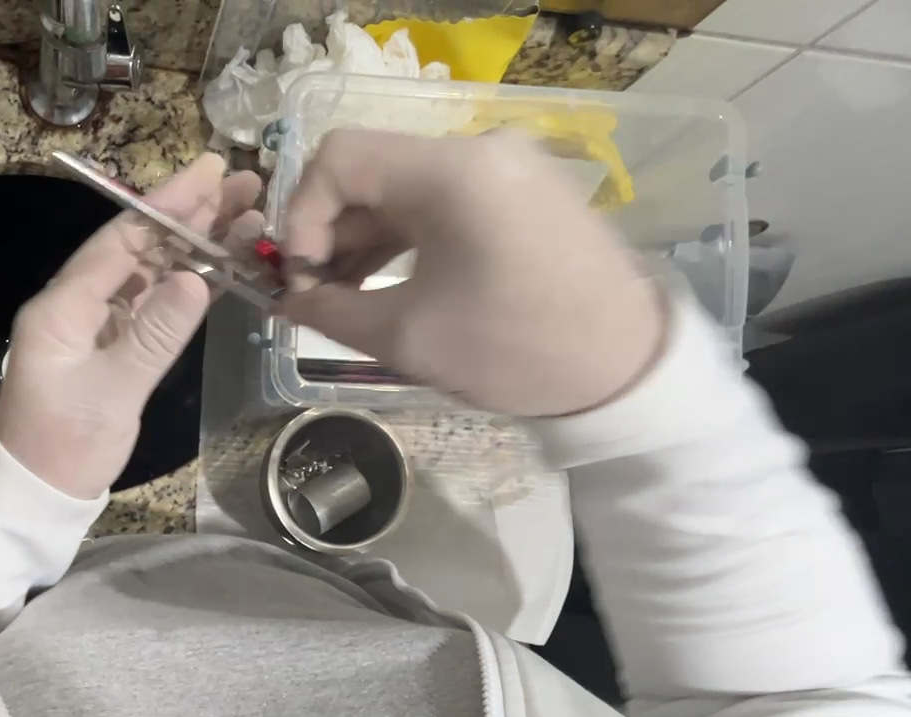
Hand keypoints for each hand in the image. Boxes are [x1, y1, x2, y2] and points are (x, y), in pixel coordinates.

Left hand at [0, 154, 263, 498]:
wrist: (38, 491)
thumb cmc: (65, 446)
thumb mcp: (111, 393)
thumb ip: (153, 337)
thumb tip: (197, 278)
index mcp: (62, 309)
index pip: (119, 242)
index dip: (165, 205)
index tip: (208, 173)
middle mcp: (75, 307)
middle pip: (136, 250)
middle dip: (187, 217)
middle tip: (241, 186)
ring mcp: (93, 328)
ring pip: (146, 276)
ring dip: (192, 248)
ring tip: (244, 221)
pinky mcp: (109, 350)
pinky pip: (148, 307)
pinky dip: (181, 288)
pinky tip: (216, 268)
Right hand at [278, 130, 664, 417]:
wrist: (623, 369)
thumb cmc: (511, 351)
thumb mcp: (405, 336)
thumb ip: (330, 312)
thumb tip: (288, 301)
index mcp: (450, 172)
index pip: (338, 159)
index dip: (301, 217)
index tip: (300, 280)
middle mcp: (475, 153)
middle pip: (367, 174)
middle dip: (325, 237)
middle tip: (310, 300)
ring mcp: (499, 172)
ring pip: (397, 194)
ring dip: (356, 245)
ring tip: (338, 302)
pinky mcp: (513, 197)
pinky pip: (433, 208)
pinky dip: (396, 244)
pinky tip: (377, 288)